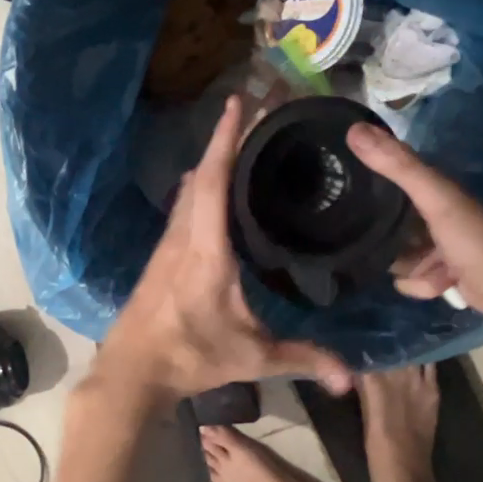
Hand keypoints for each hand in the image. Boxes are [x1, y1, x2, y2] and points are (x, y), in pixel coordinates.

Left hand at [101, 96, 353, 400]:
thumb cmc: (189, 355)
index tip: (239, 102)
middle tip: (256, 114)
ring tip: (242, 143)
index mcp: (205, 247)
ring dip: (212, 162)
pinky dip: (202, 187)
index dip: (226, 139)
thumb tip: (351, 379)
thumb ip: (302, 360)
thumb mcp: (251, 357)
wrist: (131, 370)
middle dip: (226, 140)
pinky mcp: (161, 256)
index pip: (215, 180)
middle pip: (202, 175)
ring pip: (189, 191)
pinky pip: (183, 208)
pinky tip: (217, 191)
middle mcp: (182, 235)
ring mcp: (167, 244)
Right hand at [345, 122, 482, 334]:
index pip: (390, 176)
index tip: (338, 182)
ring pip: (396, 253)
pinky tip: (431, 285)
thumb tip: (354, 130)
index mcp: (434, 190)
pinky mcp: (441, 275)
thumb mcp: (434, 198)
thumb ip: (398, 166)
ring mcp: (437, 247)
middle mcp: (434, 216)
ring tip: (413, 266)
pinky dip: (417, 285)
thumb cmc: (475, 239)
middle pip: (388, 220)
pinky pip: (411, 280)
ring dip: (400, 264)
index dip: (366, 177)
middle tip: (363, 237)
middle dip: (378, 232)